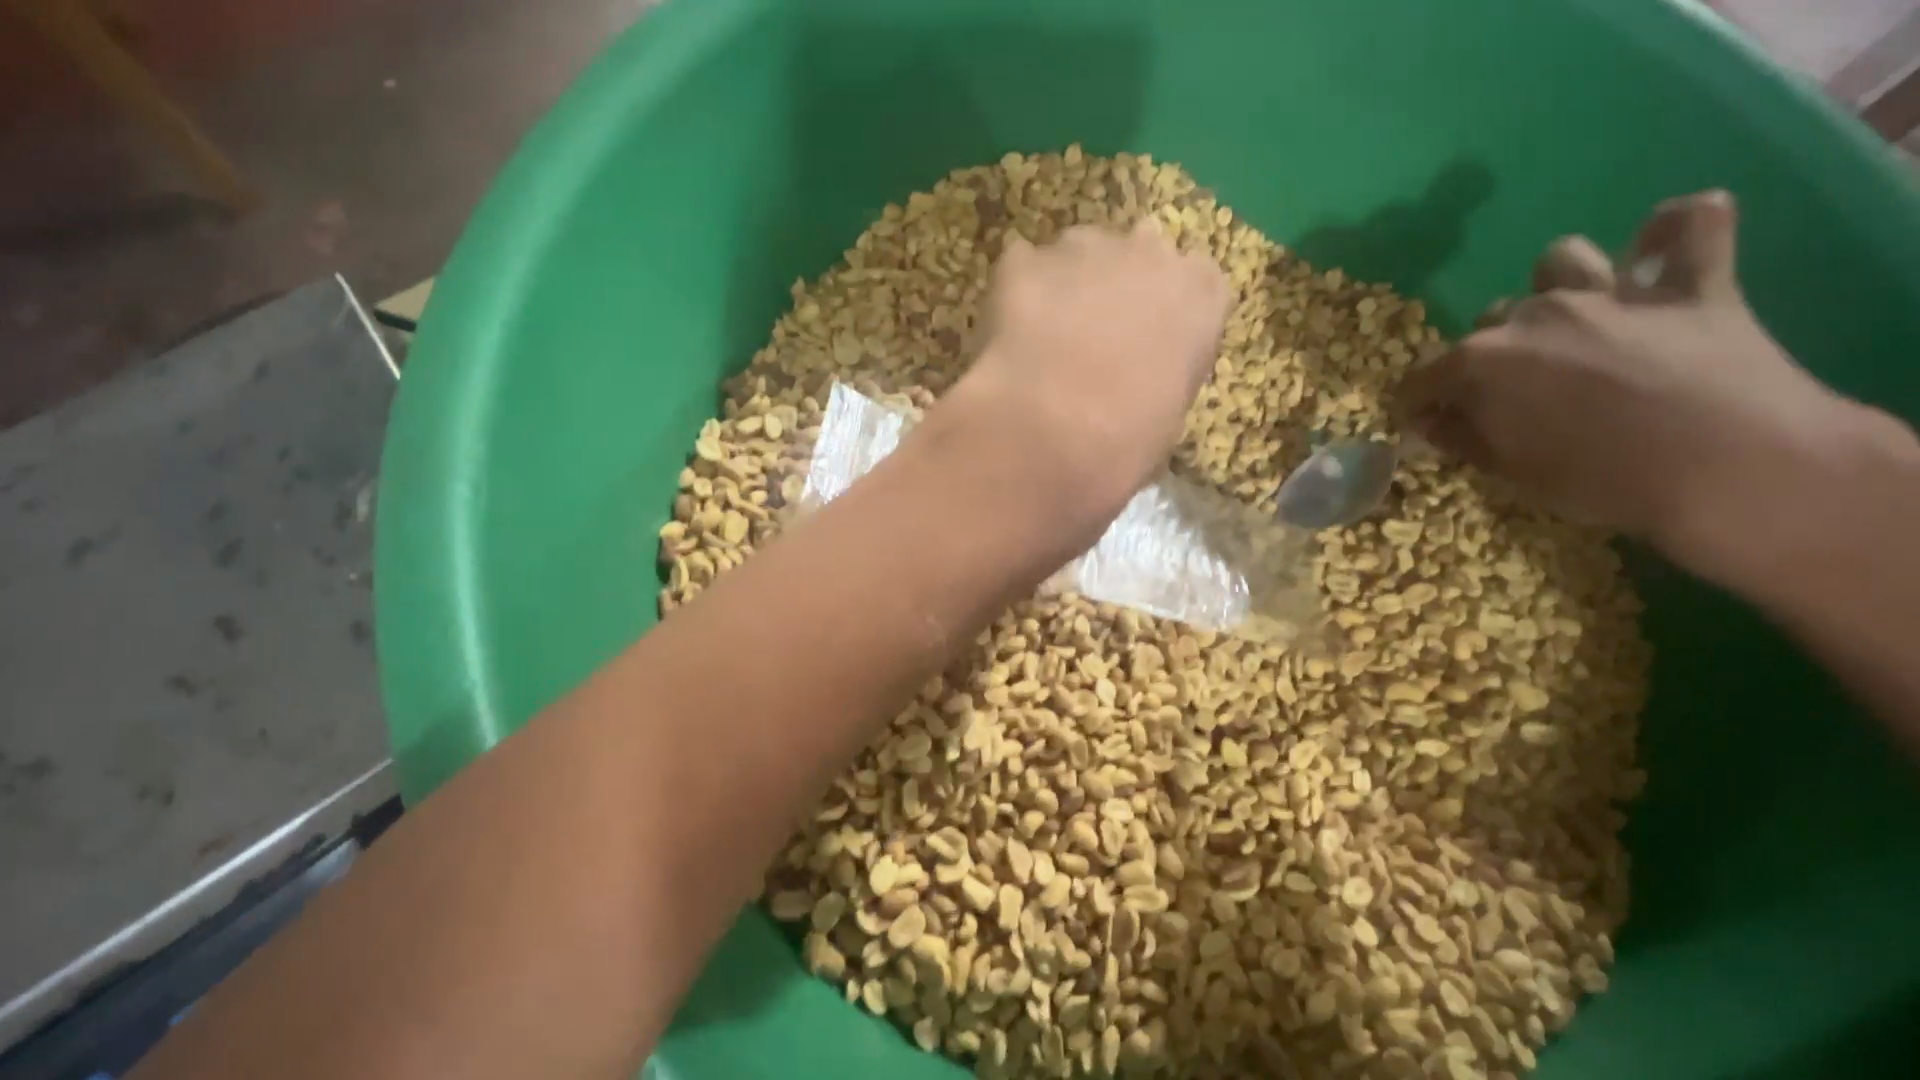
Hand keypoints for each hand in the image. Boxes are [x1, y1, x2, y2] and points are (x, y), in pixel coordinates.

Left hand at [940, 218, 1229, 520]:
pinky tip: (1008, 338)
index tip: (1150, 343)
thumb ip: (1163, 373)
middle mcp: (1150, 251)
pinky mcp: (1023, 259)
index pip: (1197, 282)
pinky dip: (1016, 295)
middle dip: (1118, 284)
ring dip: (1066, 284)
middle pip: (1139, 252)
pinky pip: (1022, 268)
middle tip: (1094, 337)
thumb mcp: (1169, 416)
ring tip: (1044, 338)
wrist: (1050, 434)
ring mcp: (1084, 246)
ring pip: (1076, 252)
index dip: (1167, 312)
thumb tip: (1139, 379)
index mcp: (1201, 293)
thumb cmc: (1126, 441)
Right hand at [1395, 192, 1905, 585]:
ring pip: (1564, 259)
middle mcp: (1536, 313)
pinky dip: (1673, 233)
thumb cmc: (1606, 483)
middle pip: (1492, 320)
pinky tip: (1661, 254)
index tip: (1428, 424)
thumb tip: (1431, 421)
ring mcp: (1613, 292)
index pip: (1423, 378)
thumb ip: (1464, 438)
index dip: (1419, 404)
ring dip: (1561, 286)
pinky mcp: (1692, 284)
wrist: (1731, 470)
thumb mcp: (1515, 473)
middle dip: (1493, 352)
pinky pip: (1690, 224)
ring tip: (1576, 322)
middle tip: (1518, 392)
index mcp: (1484, 361)